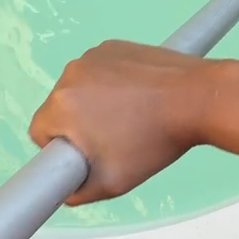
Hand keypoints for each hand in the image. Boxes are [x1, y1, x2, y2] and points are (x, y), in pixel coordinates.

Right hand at [28, 41, 228, 205]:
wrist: (198, 98)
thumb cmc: (156, 140)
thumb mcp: (112, 183)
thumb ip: (77, 193)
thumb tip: (66, 191)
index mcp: (61, 105)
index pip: (40, 132)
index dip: (61, 149)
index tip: (88, 153)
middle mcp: (71, 73)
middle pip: (60, 108)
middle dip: (80, 124)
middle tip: (116, 137)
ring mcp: (94, 55)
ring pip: (81, 88)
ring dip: (96, 102)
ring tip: (133, 116)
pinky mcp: (115, 46)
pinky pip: (101, 70)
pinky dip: (113, 82)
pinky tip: (140, 95)